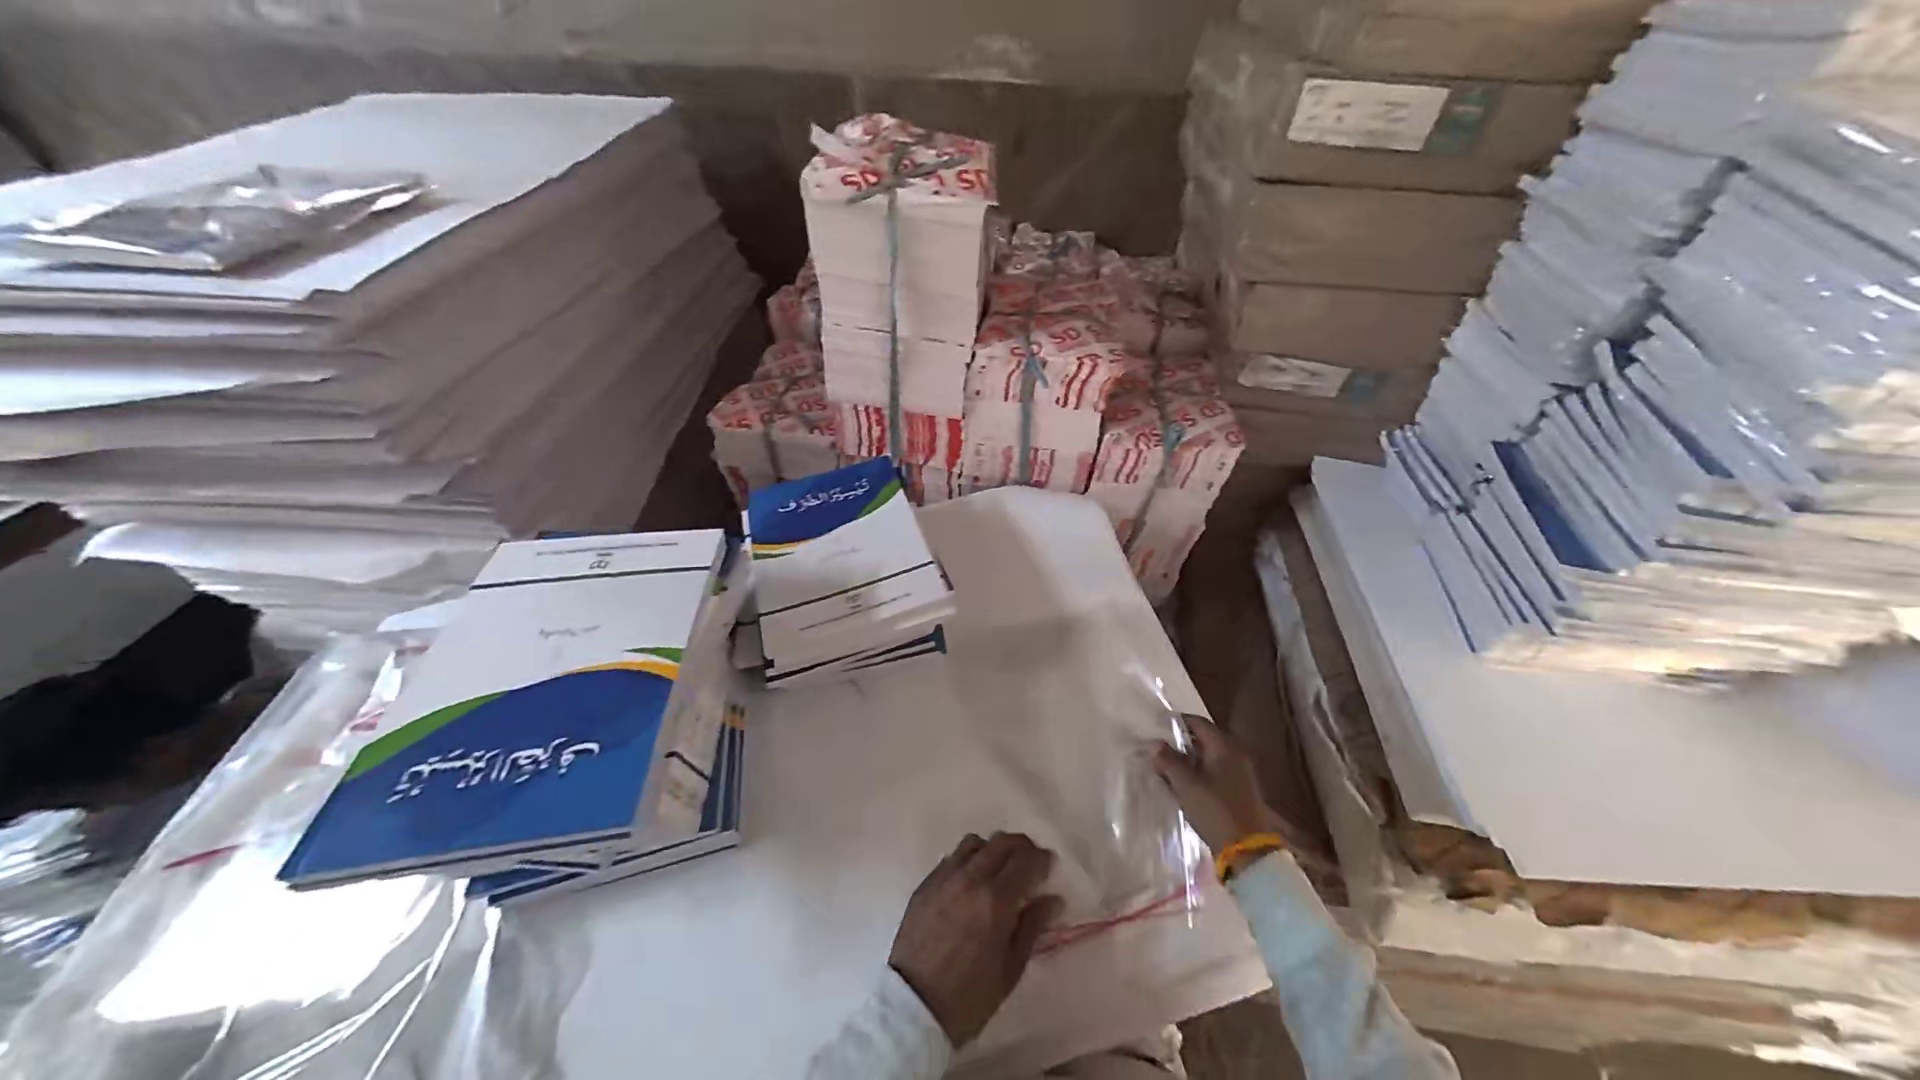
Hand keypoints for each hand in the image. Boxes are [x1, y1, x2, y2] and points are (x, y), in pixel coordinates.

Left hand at [888, 832, 1065, 1047]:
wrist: (914, 1007)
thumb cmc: (971, 995)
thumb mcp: (1011, 967)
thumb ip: (1032, 926)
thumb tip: (1052, 899)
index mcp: (996, 899)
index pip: (1026, 860)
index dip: (1042, 859)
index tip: (1049, 867)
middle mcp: (970, 878)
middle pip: (1002, 841)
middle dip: (1021, 847)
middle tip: (1029, 863)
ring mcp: (944, 877)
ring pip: (974, 843)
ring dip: (992, 849)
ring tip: (998, 870)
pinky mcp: (925, 884)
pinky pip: (951, 857)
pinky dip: (968, 860)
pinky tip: (971, 881)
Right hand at [1153, 714, 1287, 871]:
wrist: (1247, 849)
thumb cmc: (1214, 810)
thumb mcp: (1185, 785)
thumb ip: (1169, 761)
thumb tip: (1155, 743)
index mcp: (1224, 746)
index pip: (1198, 722)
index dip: (1176, 722)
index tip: (1156, 728)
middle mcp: (1236, 753)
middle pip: (1204, 738)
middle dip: (1180, 742)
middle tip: (1158, 749)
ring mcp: (1241, 772)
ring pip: (1209, 756)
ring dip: (1189, 759)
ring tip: (1167, 768)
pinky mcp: (1241, 789)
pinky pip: (1216, 771)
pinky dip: (1199, 772)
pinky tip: (1184, 784)